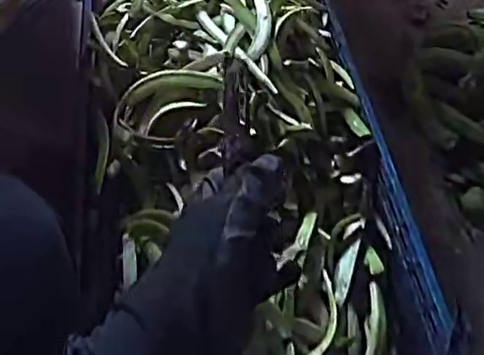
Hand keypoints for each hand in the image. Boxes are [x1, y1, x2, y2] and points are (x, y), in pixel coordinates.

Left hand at [72, 155, 285, 354]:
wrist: (188, 324)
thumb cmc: (209, 260)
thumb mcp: (233, 217)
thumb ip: (253, 189)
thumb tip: (274, 159)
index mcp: (212, 204)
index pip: (236, 179)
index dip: (257, 173)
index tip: (282, 168)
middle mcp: (220, 228)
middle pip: (249, 210)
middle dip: (270, 205)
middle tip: (291, 199)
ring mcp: (229, 260)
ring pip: (257, 241)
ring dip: (277, 237)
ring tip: (295, 231)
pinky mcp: (240, 292)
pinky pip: (265, 274)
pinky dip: (281, 270)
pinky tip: (295, 266)